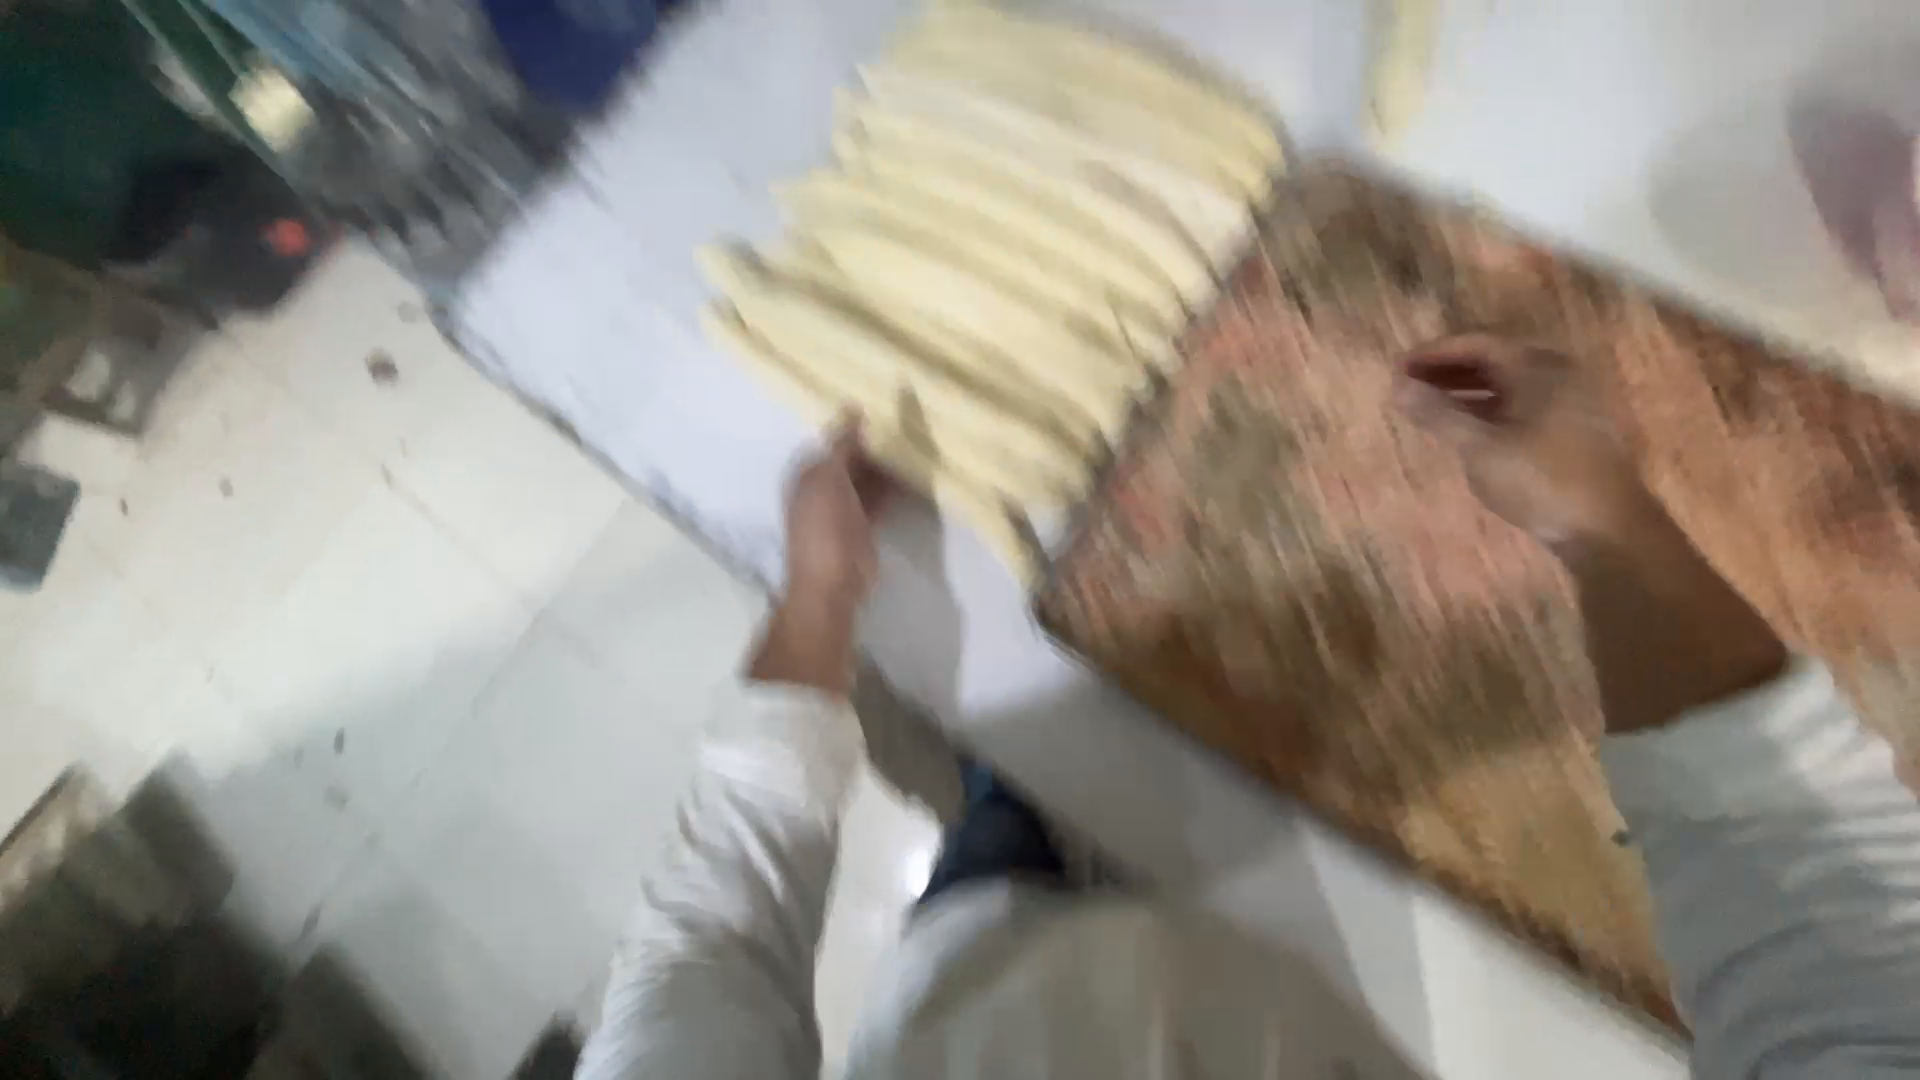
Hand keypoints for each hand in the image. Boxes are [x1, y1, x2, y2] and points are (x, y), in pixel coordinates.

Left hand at [782, 413, 895, 615]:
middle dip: (872, 445)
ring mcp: (844, 508)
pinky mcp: (863, 524)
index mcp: (808, 474)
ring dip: (884, 465)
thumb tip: (853, 409)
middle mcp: (823, 488)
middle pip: (850, 459)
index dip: (852, 427)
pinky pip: (878, 497)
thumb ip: (842, 445)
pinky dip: (892, 486)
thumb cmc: (824, 526)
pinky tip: (911, 473)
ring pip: (866, 478)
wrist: (832, 580)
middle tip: (904, 424)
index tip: (881, 409)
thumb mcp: (829, 478)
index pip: (831, 442)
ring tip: (912, 443)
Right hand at [1394, 333, 1656, 546]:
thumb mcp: (1479, 446)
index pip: (1478, 344)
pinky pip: (1518, 401)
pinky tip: (1462, 424)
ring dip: (1463, 387)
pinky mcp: (1568, 426)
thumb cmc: (1540, 479)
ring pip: (1506, 381)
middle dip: (1446, 368)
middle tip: (1407, 383)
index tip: (1397, 368)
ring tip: (1426, 403)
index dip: (1434, 352)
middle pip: (1493, 358)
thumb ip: (1436, 413)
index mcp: (1539, 369)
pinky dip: (1484, 405)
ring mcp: (1567, 400)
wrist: (1605, 527)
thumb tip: (1396, 386)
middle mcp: (1558, 374)